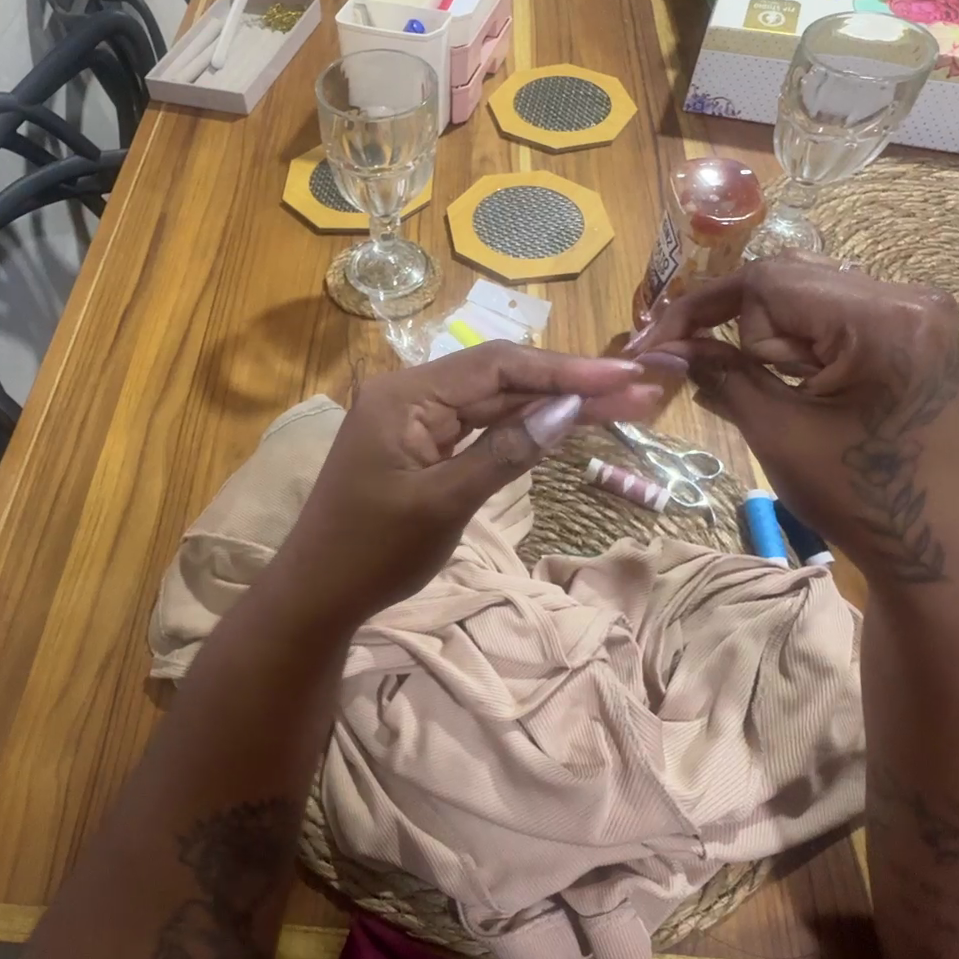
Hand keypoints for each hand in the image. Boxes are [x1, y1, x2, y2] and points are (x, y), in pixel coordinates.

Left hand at [269, 342, 665, 625]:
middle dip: (570, 385)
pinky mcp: (421, 445)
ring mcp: (415, 419)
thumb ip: (506, 451)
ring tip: (622, 404)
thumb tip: (567, 409)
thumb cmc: (373, 552)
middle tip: (640, 391)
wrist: (318, 593)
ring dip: (552, 405)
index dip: (565, 369)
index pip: (497, 365)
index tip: (624, 374)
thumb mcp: (444, 504)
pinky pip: (478, 428)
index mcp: (406, 395)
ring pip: (494, 402)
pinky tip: (566, 423)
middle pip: (501, 379)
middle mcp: (410, 394)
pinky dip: (520, 429)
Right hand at [626, 252, 958, 583]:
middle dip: (730, 320)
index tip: (655, 342)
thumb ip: (721, 374)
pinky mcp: (909, 330)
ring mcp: (914, 311)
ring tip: (744, 380)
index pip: (768, 282)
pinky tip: (778, 375)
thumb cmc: (854, 497)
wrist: (931, 539)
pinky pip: (828, 313)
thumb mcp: (775, 431)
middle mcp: (907, 297)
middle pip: (786, 279)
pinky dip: (789, 340)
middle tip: (685, 359)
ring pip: (803, 293)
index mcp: (881, 321)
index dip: (701, 307)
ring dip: (759, 334)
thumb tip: (663, 348)